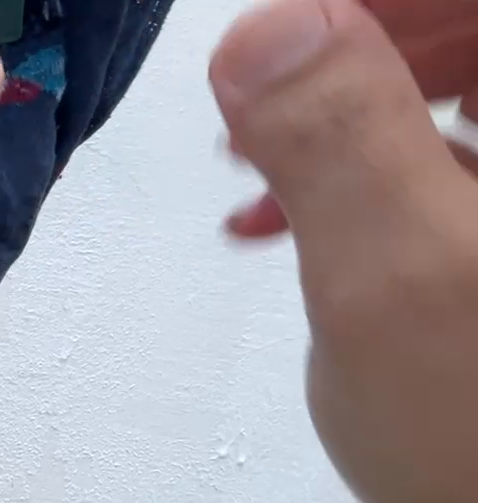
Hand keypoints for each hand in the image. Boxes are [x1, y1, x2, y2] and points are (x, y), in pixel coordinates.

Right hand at [212, 0, 477, 502]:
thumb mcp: (392, 280)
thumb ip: (333, 145)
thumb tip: (260, 33)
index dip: (356, 3)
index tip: (258, 37)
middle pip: (466, 21)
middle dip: (350, 43)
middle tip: (241, 102)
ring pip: (464, 73)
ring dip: (351, 101)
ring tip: (249, 167)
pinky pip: (461, 138)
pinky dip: (374, 156)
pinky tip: (294, 211)